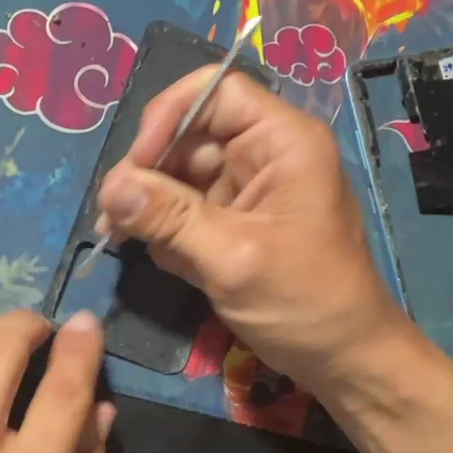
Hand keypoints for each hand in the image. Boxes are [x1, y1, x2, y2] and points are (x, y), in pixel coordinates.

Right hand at [94, 67, 410, 395]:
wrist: (342, 359)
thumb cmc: (305, 302)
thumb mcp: (232, 257)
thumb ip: (169, 218)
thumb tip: (110, 188)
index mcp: (281, 143)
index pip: (216, 92)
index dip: (168, 117)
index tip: (134, 165)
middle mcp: (262, 156)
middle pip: (187, 136)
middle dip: (147, 173)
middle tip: (112, 217)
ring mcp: (245, 190)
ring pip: (177, 175)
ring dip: (148, 206)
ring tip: (123, 239)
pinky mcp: (231, 222)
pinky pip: (183, 209)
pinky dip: (164, 230)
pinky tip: (162, 258)